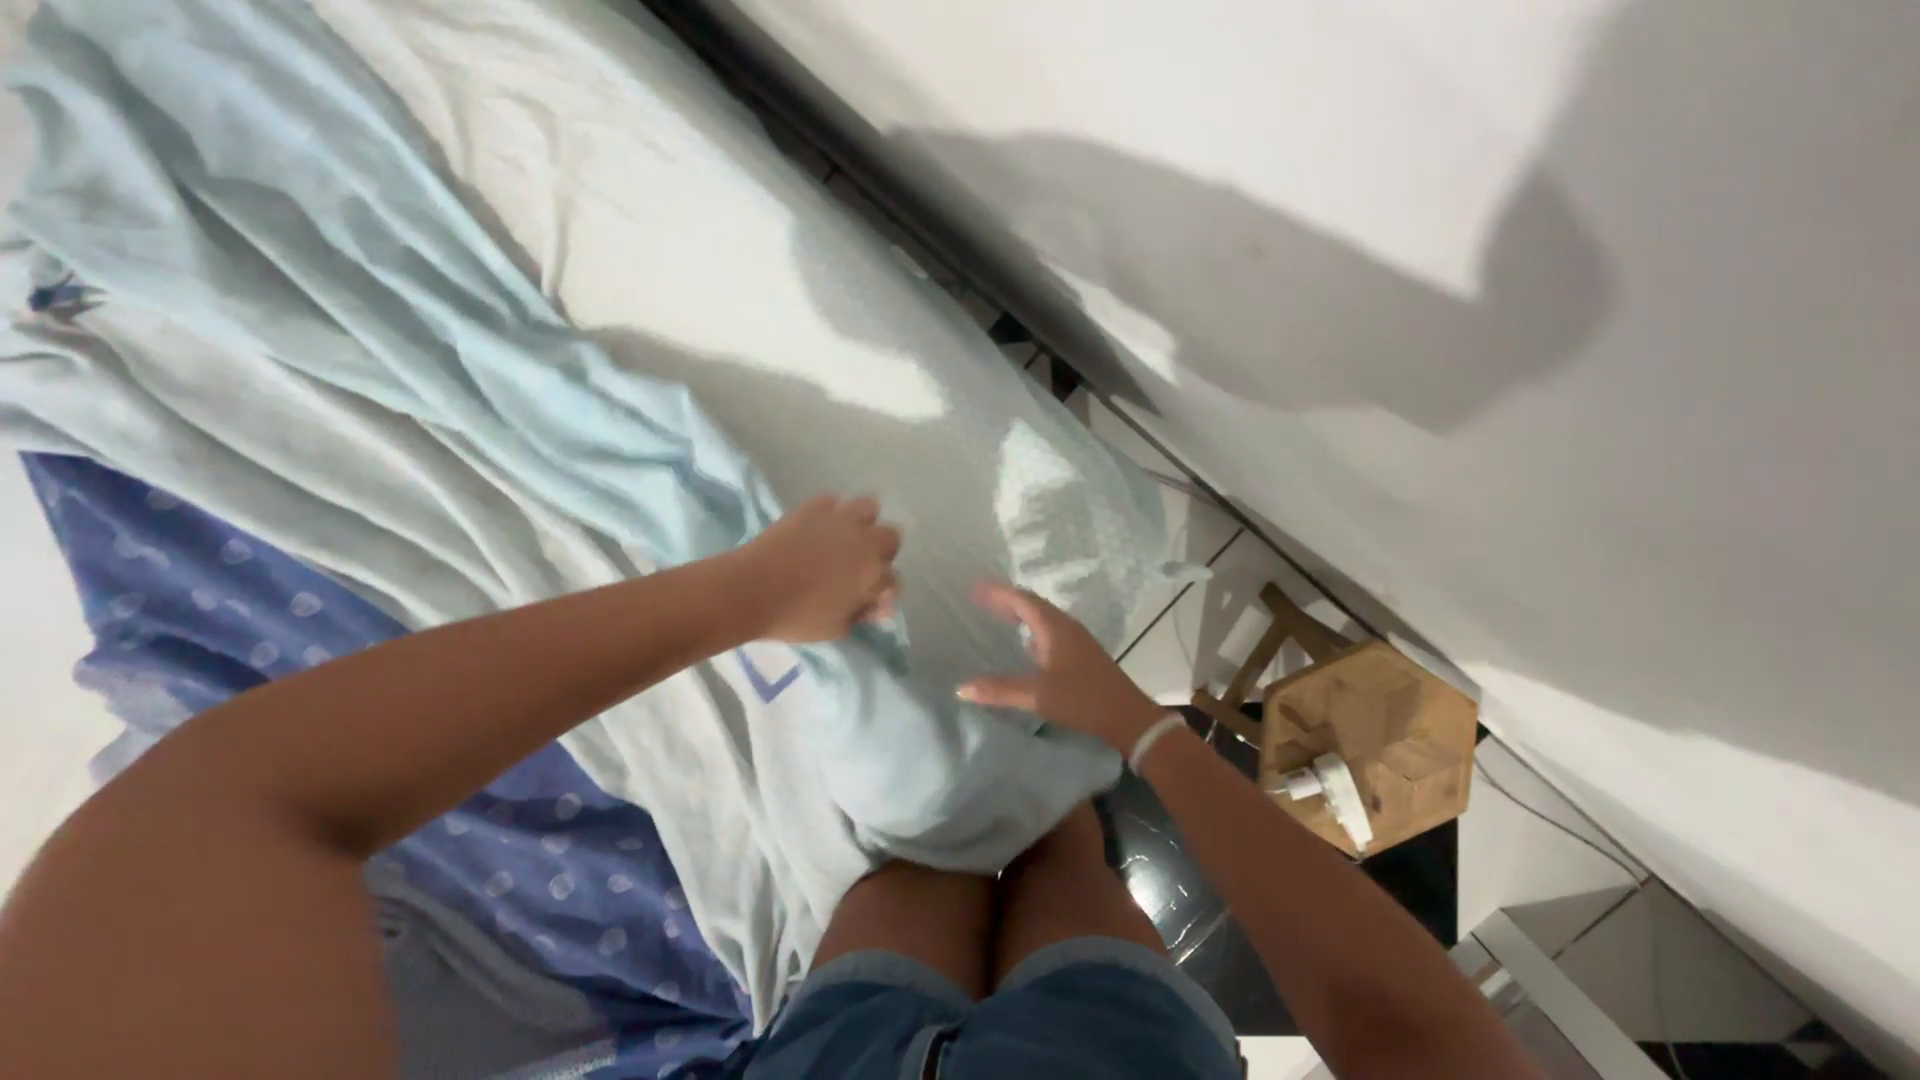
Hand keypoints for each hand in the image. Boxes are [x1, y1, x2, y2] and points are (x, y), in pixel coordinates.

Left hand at [734, 495, 901, 642]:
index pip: (893, 580)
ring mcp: (838, 520)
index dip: (883, 594)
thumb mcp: (836, 628)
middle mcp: (864, 541)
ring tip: (846, 538)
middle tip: (861, 567)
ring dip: (864, 522)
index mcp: (873, 573)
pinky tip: (819, 527)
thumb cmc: (797, 616)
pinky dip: (830, 512)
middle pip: (891, 537)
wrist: (752, 589)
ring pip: (869, 507)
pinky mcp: (811, 508)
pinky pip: (831, 501)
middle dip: (881, 552)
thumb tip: (871, 604)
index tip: (868, 603)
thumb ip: (860, 613)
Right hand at [957, 581, 1165, 754]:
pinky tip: (1024, 642)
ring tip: (997, 614)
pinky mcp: (1081, 653)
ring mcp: (1076, 639)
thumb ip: (999, 690)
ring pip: (1043, 617)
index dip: (997, 592)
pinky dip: (1031, 628)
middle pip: (1033, 604)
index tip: (974, 586)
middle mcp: (1066, 627)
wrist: (1126, 716)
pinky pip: (1050, 629)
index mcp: (1055, 628)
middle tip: (979, 598)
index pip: (1022, 600)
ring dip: (1019, 613)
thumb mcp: (1037, 695)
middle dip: (1006, 599)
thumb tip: (961, 688)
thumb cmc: (1082, 700)